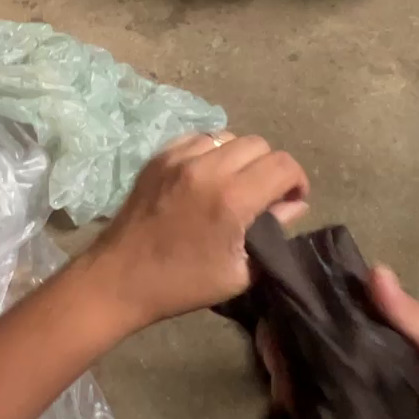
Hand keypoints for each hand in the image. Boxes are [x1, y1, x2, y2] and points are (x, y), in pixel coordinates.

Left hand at [76, 131, 308, 330]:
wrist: (121, 275)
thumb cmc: (183, 282)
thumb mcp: (240, 271)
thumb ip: (273, 231)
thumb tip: (292, 205)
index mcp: (232, 198)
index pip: (282, 165)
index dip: (297, 181)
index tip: (291, 201)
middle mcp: (207, 167)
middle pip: (258, 145)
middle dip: (269, 168)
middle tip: (263, 195)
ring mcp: (179, 157)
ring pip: (228, 136)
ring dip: (240, 158)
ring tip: (233, 184)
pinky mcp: (159, 156)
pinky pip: (198, 138)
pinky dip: (210, 152)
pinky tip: (205, 176)